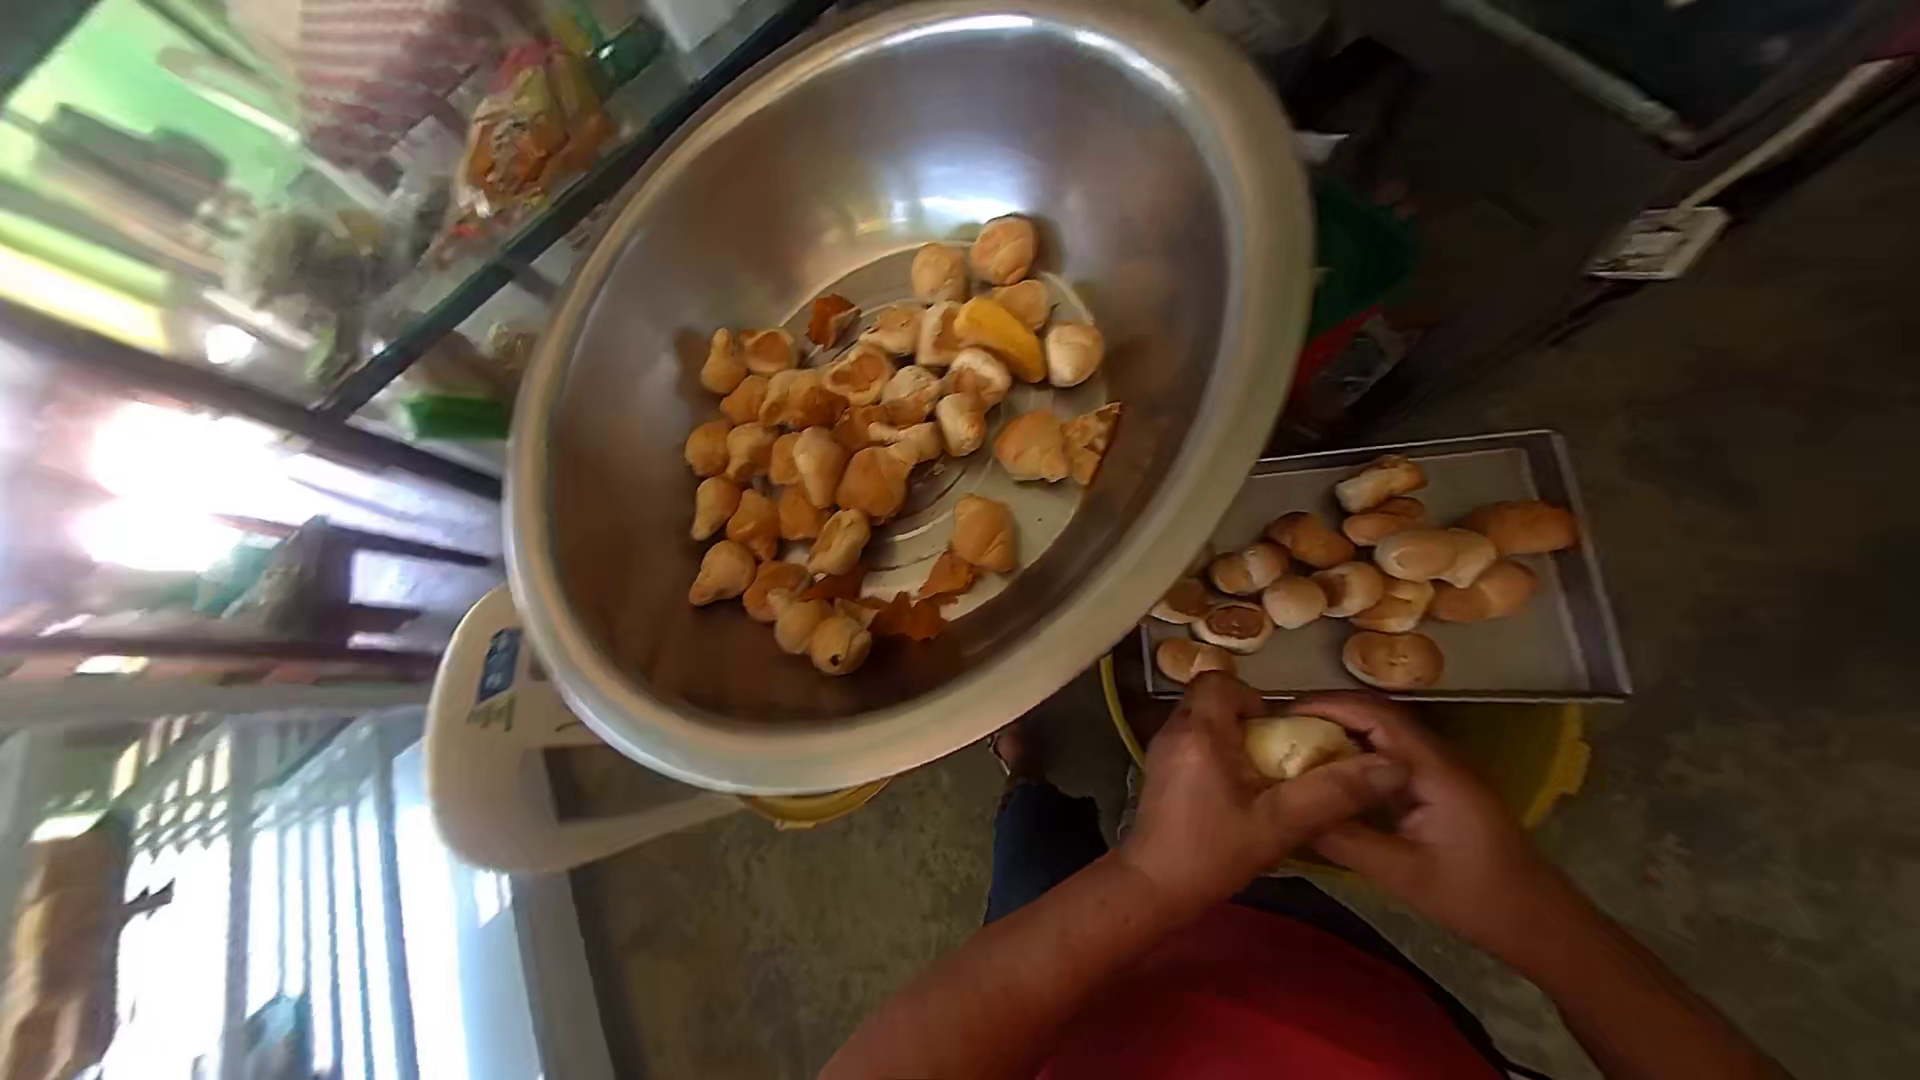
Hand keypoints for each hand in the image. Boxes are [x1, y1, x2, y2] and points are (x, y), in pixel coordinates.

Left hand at [1119, 673, 1408, 913]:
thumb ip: (1333, 793)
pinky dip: (1213, 748)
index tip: (1275, 729)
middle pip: (1208, 696)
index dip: (1251, 696)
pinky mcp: (1158, 766)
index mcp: (1200, 731)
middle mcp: (1174, 729)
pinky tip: (1232, 789)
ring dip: (1229, 733)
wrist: (1155, 883)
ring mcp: (1161, 747)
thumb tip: (1390, 768)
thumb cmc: (1213, 851)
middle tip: (1272, 752)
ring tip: (1257, 772)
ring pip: (1199, 717)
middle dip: (1244, 715)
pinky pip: (1189, 738)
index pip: (1218, 680)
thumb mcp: (1281, 824)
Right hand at [1304, 693, 1574, 956]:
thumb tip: (1286, 809)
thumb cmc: (1478, 900)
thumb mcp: (1403, 875)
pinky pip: (1389, 750)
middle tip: (1280, 725)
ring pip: (1383, 729)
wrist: (1544, 927)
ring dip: (1340, 726)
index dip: (1327, 706)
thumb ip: (1343, 838)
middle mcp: (1439, 758)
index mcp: (1434, 772)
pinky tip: (1330, 767)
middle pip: (1378, 713)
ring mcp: (1440, 769)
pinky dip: (1354, 746)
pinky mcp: (1437, 783)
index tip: (1283, 715)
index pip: (1376, 717)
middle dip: (1327, 710)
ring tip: (1295, 740)